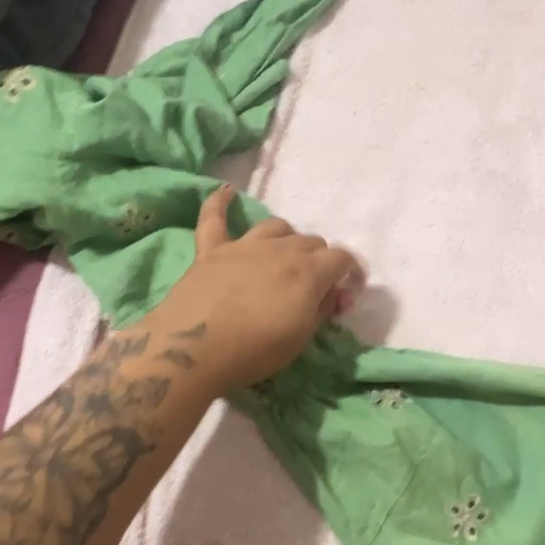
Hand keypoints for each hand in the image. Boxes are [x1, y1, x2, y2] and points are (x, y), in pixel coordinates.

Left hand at [138, 184, 363, 391]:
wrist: (194, 350)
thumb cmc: (254, 352)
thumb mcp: (300, 340)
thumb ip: (320, 311)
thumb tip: (333, 295)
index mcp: (308, 273)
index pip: (341, 259)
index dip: (349, 274)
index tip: (346, 294)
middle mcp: (280, 250)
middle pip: (311, 241)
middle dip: (320, 260)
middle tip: (314, 288)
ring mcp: (243, 246)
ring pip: (275, 226)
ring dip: (287, 238)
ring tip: (285, 256)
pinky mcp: (210, 251)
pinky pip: (213, 218)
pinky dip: (220, 203)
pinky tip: (225, 193)